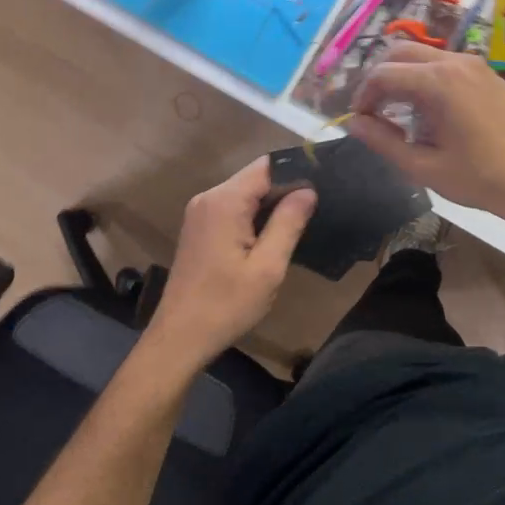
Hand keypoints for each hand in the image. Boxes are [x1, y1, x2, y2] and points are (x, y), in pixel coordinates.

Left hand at [145, 157, 316, 371]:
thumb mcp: (267, 267)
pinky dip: (254, 216)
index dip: (296, 172)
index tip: (324, 185)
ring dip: (271, 205)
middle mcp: (208, 198)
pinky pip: (233, 209)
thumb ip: (288, 223)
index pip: (267, 167)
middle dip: (286, 189)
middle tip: (318, 208)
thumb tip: (308, 190)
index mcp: (224, 202)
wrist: (180, 337)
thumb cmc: (226, 305)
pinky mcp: (198, 229)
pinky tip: (272, 236)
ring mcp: (200, 213)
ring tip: (302, 221)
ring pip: (244, 194)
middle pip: (255, 178)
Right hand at [347, 42, 504, 223]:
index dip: (364, 95)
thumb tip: (353, 123)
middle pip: (401, 52)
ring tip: (400, 114)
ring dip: (405, 77)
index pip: (384, 74)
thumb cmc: (478, 179)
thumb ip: (383, 141)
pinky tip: (431, 112)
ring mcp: (476, 65)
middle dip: (381, 78)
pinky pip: (447, 64)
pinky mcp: (489, 75)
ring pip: (425, 56)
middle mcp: (456, 62)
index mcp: (439, 82)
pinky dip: (428, 78)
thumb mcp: (423, 166)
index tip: (360, 120)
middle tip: (374, 111)